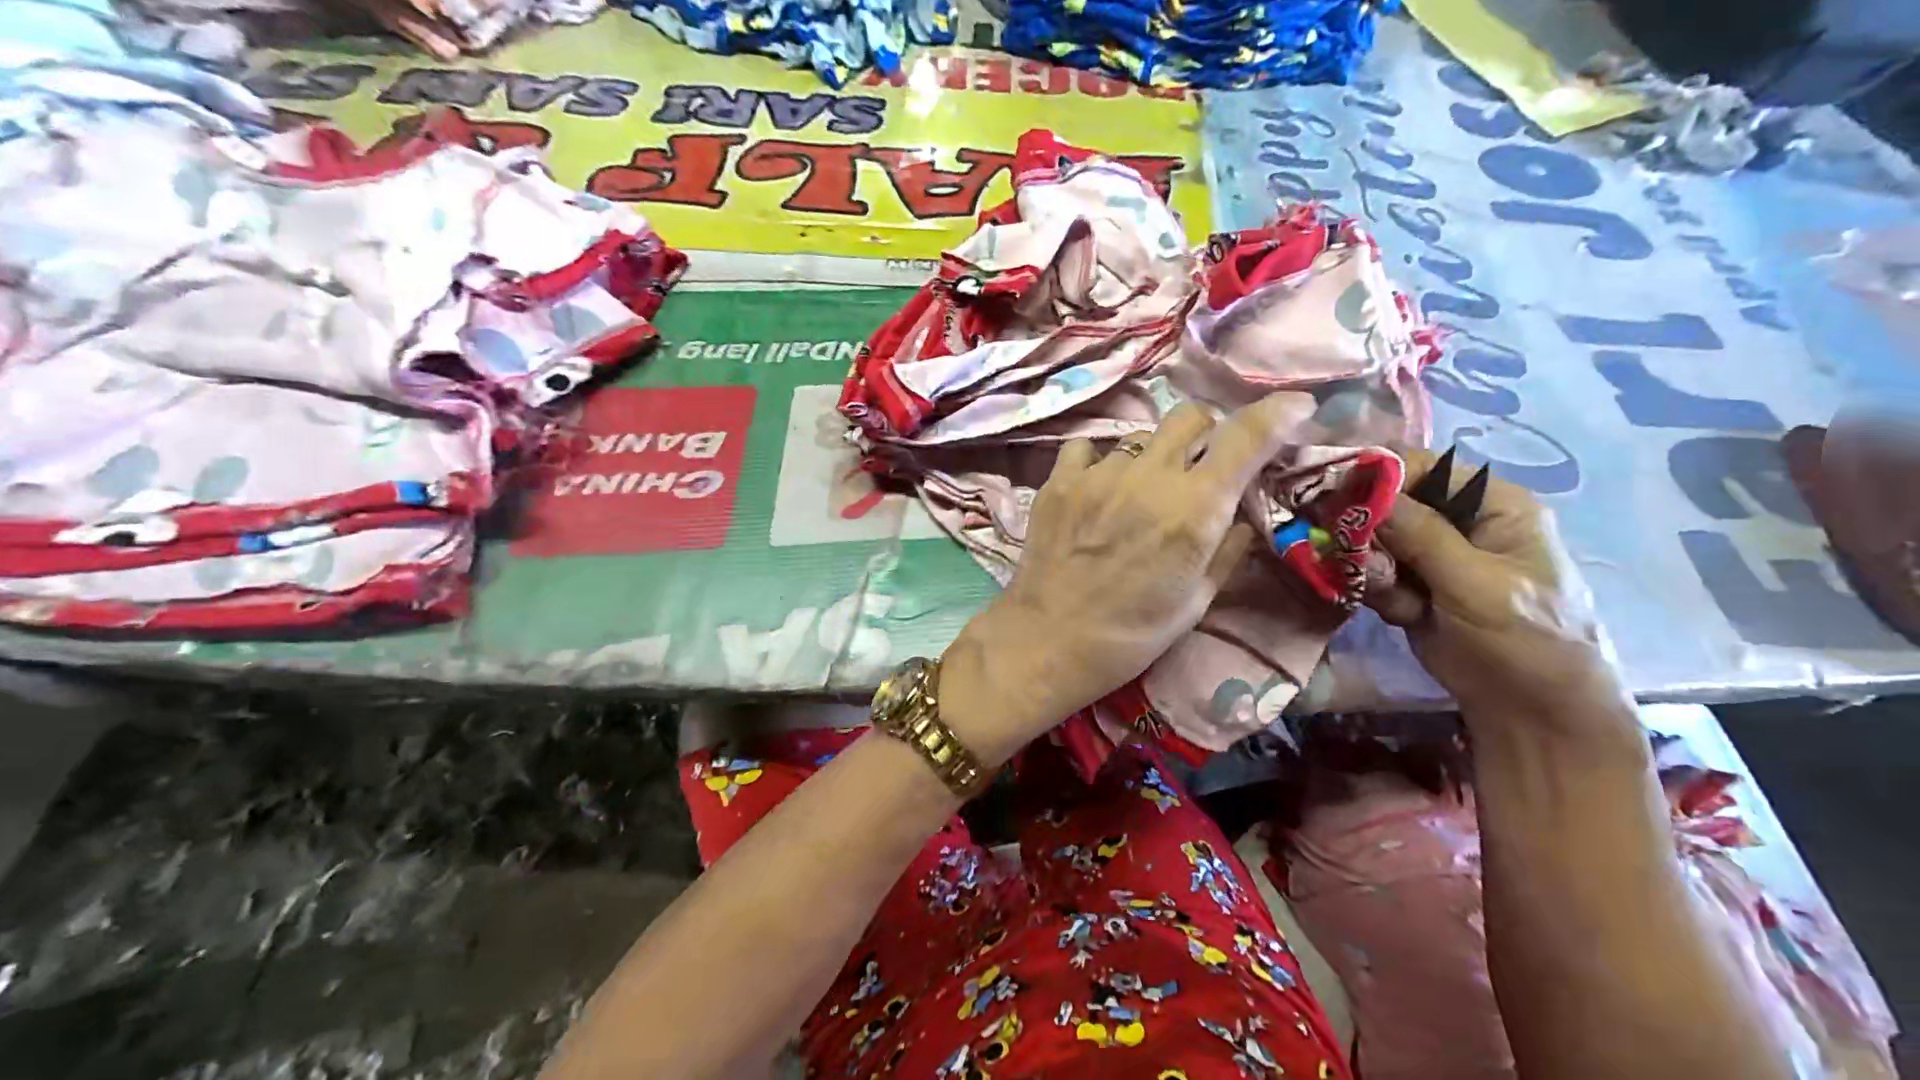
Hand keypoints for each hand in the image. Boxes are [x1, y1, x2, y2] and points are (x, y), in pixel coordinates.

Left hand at [940, 396, 1304, 764]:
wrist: (1049, 642)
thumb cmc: (1133, 634)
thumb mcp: (1197, 600)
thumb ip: (1227, 548)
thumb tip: (1242, 514)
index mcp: (1194, 509)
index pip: (1246, 436)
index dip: (1278, 413)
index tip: (1295, 407)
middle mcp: (1149, 477)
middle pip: (1190, 416)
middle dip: (1207, 433)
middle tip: (1201, 464)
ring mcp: (1099, 474)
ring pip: (1140, 434)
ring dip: (1154, 454)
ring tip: (1142, 491)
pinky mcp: (1059, 480)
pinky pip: (1088, 448)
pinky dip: (1101, 462)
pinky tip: (1099, 490)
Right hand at [1366, 449, 1630, 725]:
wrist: (1536, 716)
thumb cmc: (1526, 643)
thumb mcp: (1475, 585)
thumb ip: (1420, 534)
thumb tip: (1363, 489)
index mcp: (1493, 504)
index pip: (1421, 467)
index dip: (1376, 477)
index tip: (1335, 500)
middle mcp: (1461, 522)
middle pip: (1390, 504)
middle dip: (1371, 534)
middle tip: (1369, 565)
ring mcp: (1435, 556)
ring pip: (1374, 541)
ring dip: (1375, 571)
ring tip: (1402, 604)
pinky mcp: (1414, 586)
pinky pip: (1375, 573)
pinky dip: (1378, 593)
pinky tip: (1403, 616)